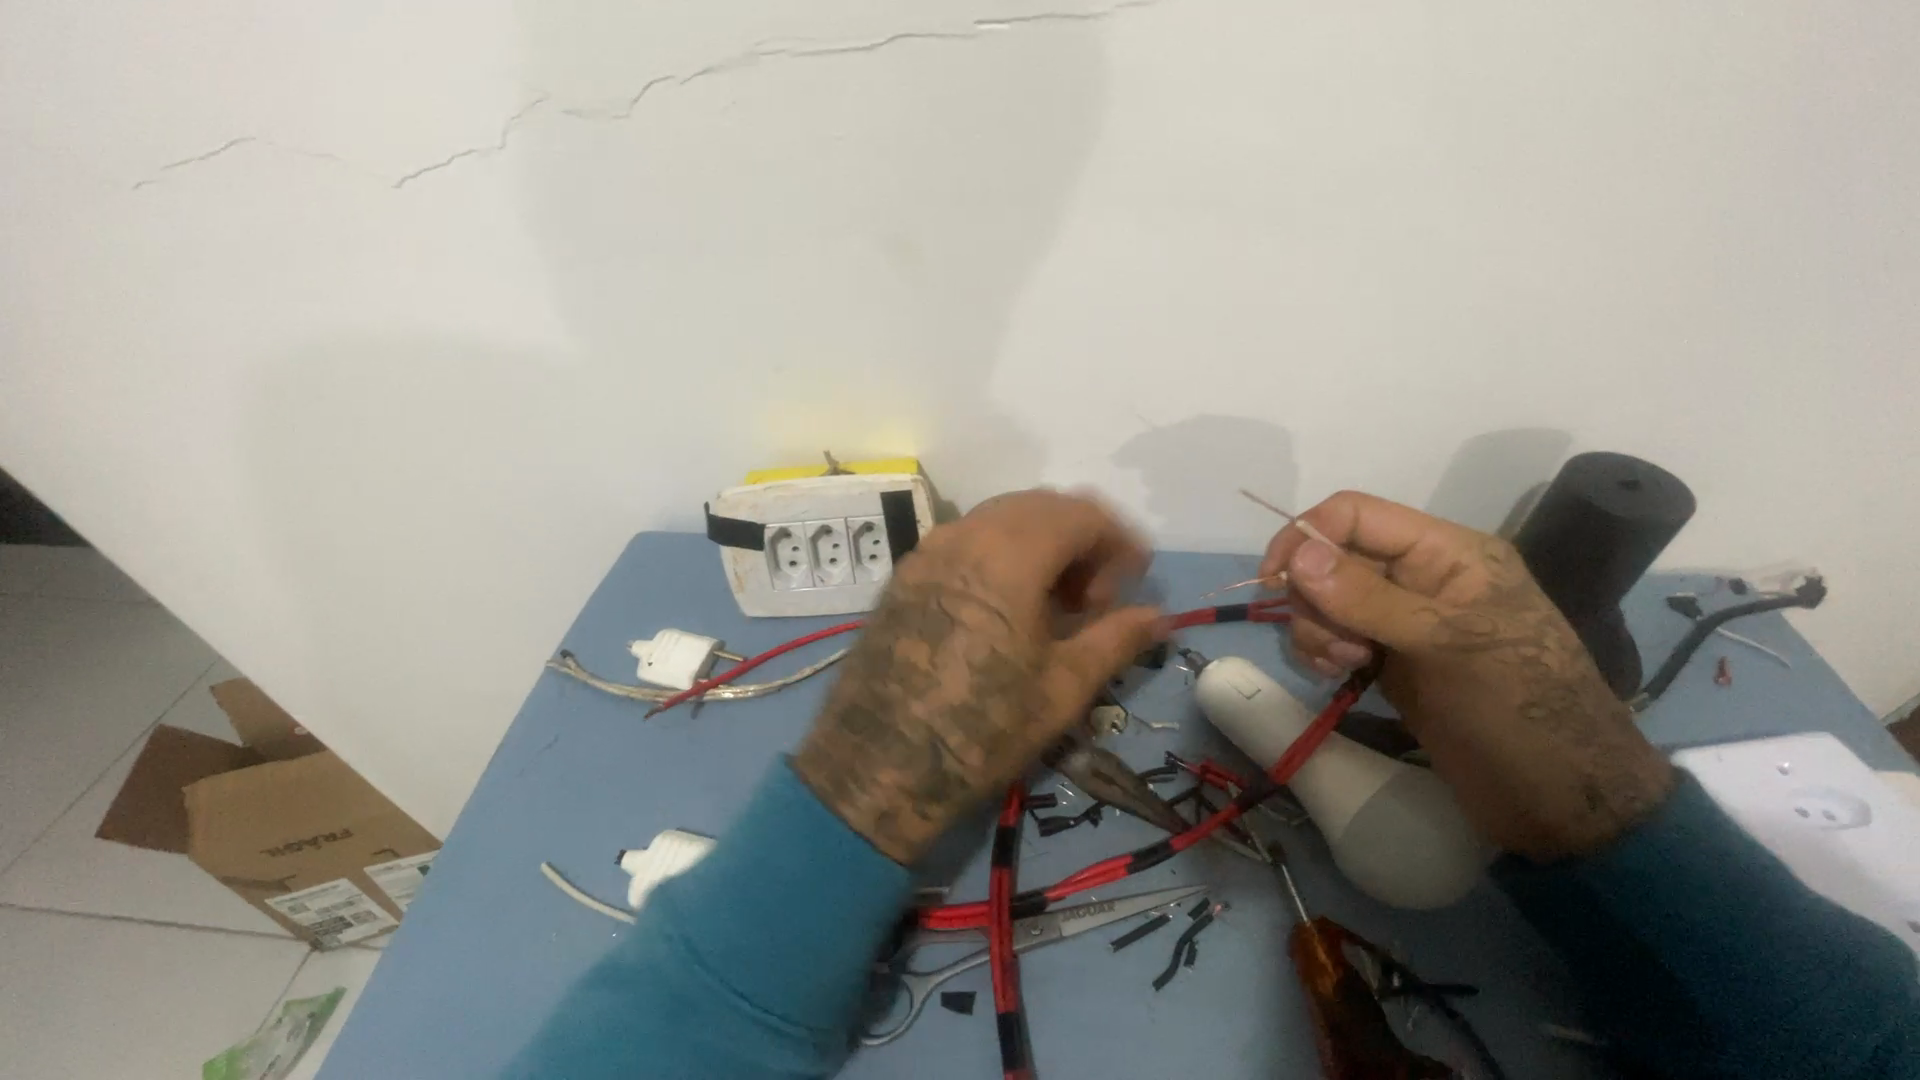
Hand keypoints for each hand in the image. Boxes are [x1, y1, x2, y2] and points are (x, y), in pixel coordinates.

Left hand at [793, 490, 1161, 862]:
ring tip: (1052, 608)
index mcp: (1010, 553)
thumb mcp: (1062, 688)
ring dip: (1040, 546)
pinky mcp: (905, 574)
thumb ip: (1116, 639)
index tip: (1132, 586)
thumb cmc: (981, 728)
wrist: (877, 762)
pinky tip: (1005, 611)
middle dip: (1080, 541)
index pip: (1082, 513)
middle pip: (1041, 507)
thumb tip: (1159, 616)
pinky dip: (1000, 555)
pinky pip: (965, 540)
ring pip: (1000, 519)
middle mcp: (965, 534)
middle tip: (1093, 602)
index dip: (1118, 543)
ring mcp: (927, 550)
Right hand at [1259, 492, 1674, 861]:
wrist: (1555, 796)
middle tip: (1335, 640)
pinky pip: (1330, 635)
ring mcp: (1398, 620)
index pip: (1356, 514)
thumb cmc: (1515, 705)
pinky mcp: (1385, 658)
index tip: (1275, 579)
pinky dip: (1321, 650)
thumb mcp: (1445, 642)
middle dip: (1314, 595)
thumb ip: (1368, 597)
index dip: (1307, 535)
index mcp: (1446, 552)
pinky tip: (1340, 674)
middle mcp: (1418, 577)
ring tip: (1347, 664)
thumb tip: (1299, 556)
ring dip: (1316, 629)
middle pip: (1330, 557)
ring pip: (1323, 600)